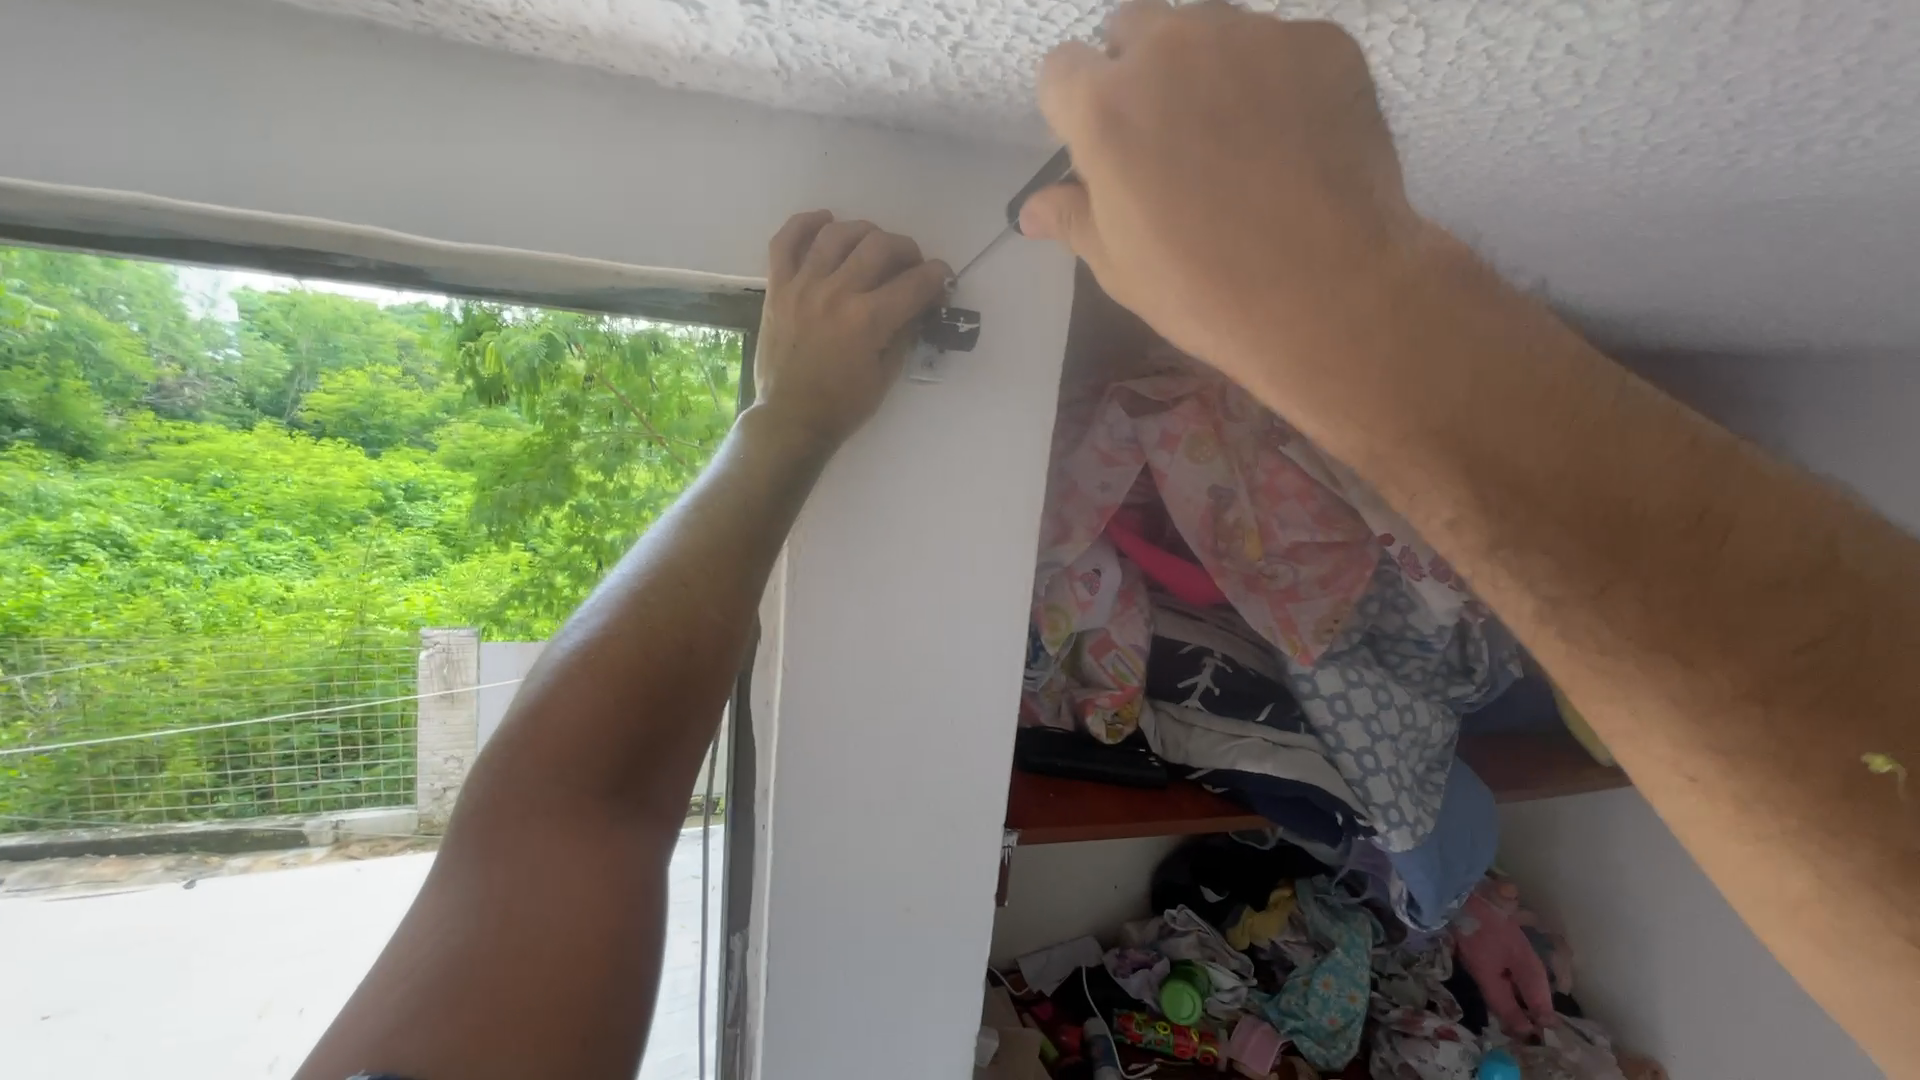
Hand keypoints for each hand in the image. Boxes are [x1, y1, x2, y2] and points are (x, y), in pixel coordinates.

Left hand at [751, 211, 950, 449]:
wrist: (792, 419)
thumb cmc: (844, 405)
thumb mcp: (887, 374)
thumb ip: (904, 332)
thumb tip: (918, 303)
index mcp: (868, 321)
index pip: (915, 282)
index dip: (938, 276)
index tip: (942, 279)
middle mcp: (836, 294)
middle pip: (880, 246)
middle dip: (906, 250)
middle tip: (910, 264)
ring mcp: (803, 287)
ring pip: (837, 234)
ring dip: (864, 232)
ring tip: (872, 245)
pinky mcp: (778, 288)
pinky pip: (786, 241)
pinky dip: (806, 224)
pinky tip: (825, 222)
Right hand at [1022, 1, 1426, 395]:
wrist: (1327, 293)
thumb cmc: (1201, 291)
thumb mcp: (1119, 266)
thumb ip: (1072, 218)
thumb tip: (1031, 210)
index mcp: (1106, 108)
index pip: (1060, 68)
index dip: (1072, 109)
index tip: (1097, 149)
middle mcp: (1172, 48)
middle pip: (1130, 28)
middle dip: (1133, 73)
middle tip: (1162, 143)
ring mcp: (1252, 36)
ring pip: (1205, 28)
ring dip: (1200, 70)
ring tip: (1230, 141)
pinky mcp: (1320, 43)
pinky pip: (1275, 47)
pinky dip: (1269, 82)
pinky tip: (1288, 143)